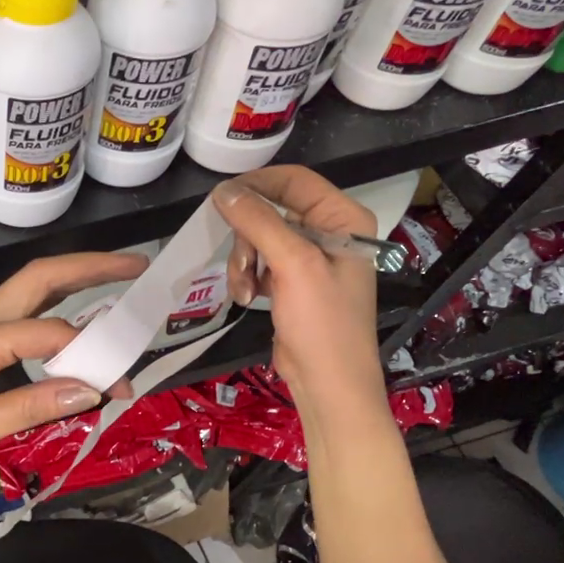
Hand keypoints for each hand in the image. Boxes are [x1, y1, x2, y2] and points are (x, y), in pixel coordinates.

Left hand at [0, 252, 148, 498]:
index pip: (50, 334)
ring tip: (118, 282)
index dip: (92, 357)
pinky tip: (74, 322)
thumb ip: (31, 407)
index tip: (122, 385)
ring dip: (73, 280)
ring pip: (28, 290)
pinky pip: (19, 315)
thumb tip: (91, 389)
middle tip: (138, 267)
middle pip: (39, 278)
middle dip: (90, 267)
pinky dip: (53, 309)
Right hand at [215, 165, 386, 416]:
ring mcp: (310, 259)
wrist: (328, 381)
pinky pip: (260, 264)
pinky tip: (247, 298)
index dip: (256, 185)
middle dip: (247, 238)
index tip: (219, 200)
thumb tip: (223, 191)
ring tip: (244, 290)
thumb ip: (259, 223)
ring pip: (259, 239)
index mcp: (344, 218)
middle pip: (271, 211)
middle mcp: (330, 232)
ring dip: (243, 262)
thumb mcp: (293, 266)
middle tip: (240, 265)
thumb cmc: (322, 322)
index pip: (294, 181)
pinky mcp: (293, 282)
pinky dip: (248, 278)